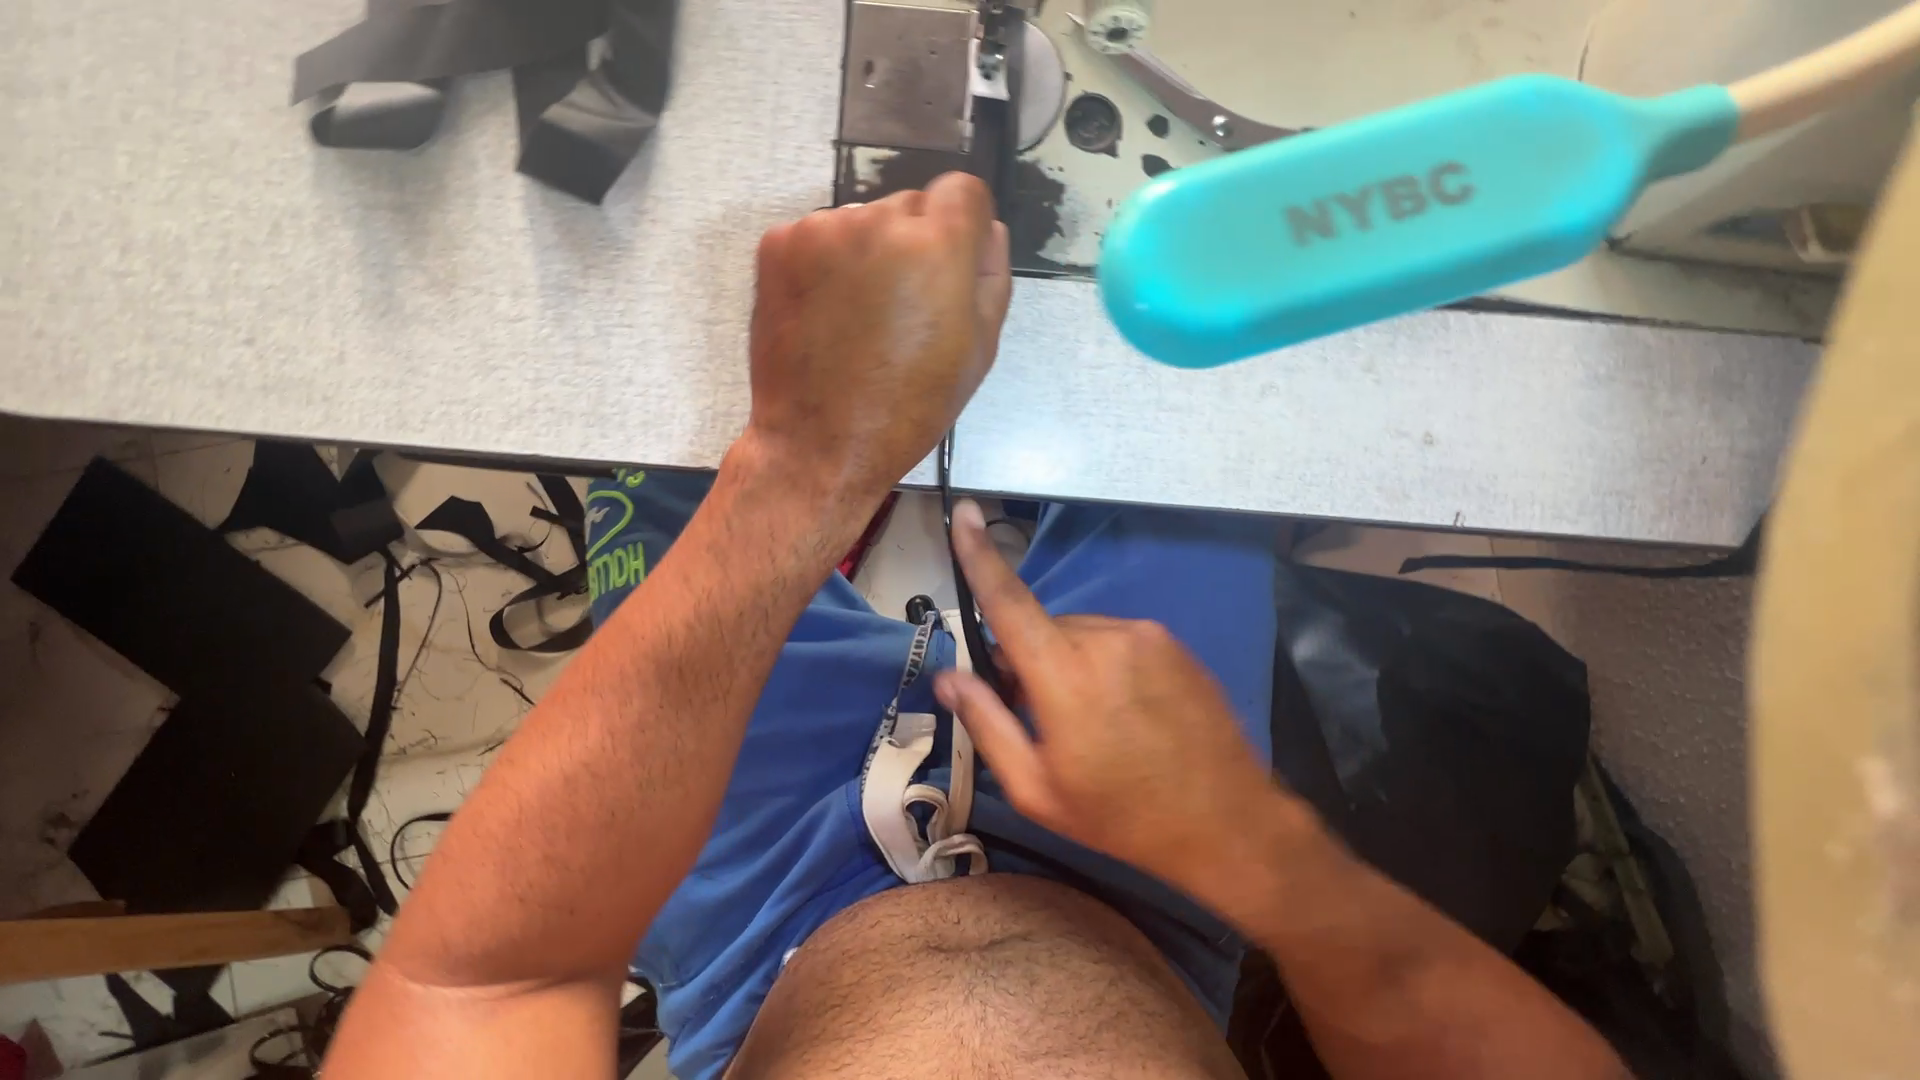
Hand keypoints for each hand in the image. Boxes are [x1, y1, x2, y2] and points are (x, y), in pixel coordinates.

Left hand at [740, 173, 1011, 517]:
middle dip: (912, 245)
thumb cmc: (909, 407)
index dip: (963, 227)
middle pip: (909, 207)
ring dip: (866, 254)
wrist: (821, 443)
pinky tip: (825, 314)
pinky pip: (817, 238)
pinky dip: (825, 265)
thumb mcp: (977, 351)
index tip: (949, 266)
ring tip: (859, 318)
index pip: (963, 190)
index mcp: (937, 246)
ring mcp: (820, 230)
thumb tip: (989, 230)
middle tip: (900, 308)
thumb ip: (991, 277)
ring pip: (861, 223)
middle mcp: (878, 221)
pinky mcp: (777, 246)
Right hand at [933, 500, 1288, 897]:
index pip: (1008, 601)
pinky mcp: (1173, 644)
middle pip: (1041, 629)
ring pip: (1079, 636)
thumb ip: (987, 723)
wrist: (1227, 823)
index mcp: (1065, 675)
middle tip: (1039, 719)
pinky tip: (1125, 714)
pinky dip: (1103, 665)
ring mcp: (1146, 636)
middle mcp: (1105, 638)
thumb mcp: (1037, 789)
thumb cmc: (1121, 817)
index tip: (964, 512)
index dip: (979, 554)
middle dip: (1028, 661)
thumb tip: (948, 678)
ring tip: (1092, 724)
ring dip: (1068, 665)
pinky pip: (1116, 641)